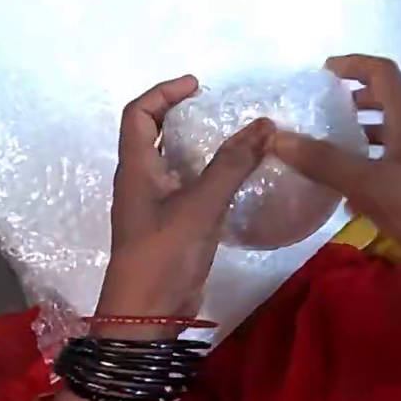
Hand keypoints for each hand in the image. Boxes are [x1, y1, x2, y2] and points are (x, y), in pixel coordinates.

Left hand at [98, 75, 273, 321]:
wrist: (148, 314)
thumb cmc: (164, 254)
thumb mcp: (200, 206)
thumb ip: (231, 165)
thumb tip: (264, 125)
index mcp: (136, 168)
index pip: (138, 113)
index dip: (163, 92)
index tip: (197, 86)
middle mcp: (141, 181)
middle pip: (153, 133)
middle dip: (181, 115)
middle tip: (216, 109)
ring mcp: (155, 206)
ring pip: (172, 162)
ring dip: (198, 146)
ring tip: (234, 138)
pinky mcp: (171, 226)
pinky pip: (187, 188)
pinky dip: (208, 175)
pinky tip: (236, 179)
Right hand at [271, 55, 400, 294]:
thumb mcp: (371, 184)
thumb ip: (325, 161)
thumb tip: (278, 138)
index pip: (383, 72)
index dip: (353, 64)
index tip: (323, 71)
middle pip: (386, 101)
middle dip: (353, 100)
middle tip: (320, 111)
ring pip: (389, 135)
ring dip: (359, 135)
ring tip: (325, 148)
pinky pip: (392, 165)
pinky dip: (368, 167)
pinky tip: (346, 192)